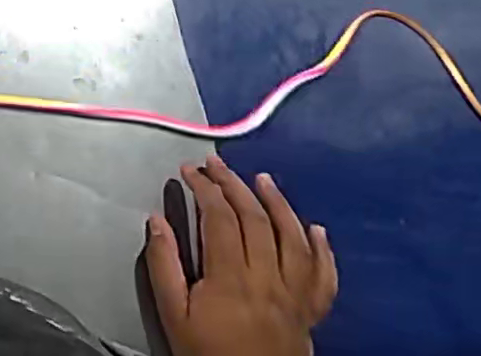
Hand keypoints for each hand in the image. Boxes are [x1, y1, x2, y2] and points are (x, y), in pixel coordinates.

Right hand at [145, 156, 336, 355]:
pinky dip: (323, 252)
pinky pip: (323, 279)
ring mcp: (294, 296)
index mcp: (231, 279)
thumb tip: (156, 219)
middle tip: (214, 164)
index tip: (188, 170)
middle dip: (232, 184)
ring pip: (291, 239)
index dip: (205, 187)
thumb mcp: (174, 317)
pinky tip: (317, 229)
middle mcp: (267, 280)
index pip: (220, 217)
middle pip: (254, 218)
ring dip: (278, 203)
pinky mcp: (310, 314)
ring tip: (261, 178)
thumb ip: (163, 266)